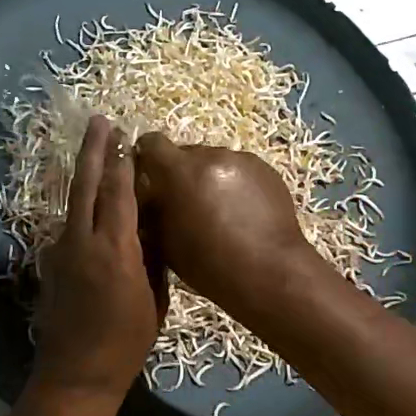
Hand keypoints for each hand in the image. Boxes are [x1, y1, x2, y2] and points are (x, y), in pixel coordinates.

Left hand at [30, 116, 164, 402]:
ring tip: (99, 151)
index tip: (129, 137)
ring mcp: (62, 250)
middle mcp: (82, 240)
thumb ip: (151, 256)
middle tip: (101, 121)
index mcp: (114, 249)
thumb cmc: (126, 341)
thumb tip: (151, 225)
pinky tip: (93, 200)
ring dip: (87, 173)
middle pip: (87, 184)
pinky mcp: (53, 261)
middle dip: (95, 150)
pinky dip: (83, 204)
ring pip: (75, 201)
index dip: (125, 162)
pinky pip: (70, 223)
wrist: (76, 373)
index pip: (119, 192)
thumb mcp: (154, 298)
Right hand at [134, 132, 322, 323]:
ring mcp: (242, 160)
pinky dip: (233, 185)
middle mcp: (212, 155)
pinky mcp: (266, 169)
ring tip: (217, 211)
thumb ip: (152, 207)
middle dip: (181, 174)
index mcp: (181, 171)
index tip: (149, 176)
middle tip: (185, 203)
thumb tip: (148, 192)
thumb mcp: (164, 241)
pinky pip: (238, 170)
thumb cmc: (208, 264)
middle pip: (185, 153)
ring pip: (213, 161)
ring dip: (208, 178)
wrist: (269, 273)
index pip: (152, 142)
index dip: (146, 157)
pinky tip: (240, 212)